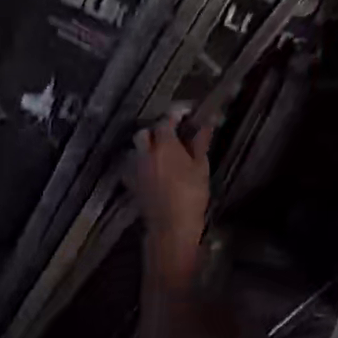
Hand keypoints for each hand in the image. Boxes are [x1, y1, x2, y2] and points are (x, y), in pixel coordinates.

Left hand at [132, 115, 213, 284]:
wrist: (171, 225)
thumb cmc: (192, 194)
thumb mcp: (200, 167)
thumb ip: (200, 143)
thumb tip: (207, 124)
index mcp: (164, 145)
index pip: (166, 120)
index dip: (177, 113)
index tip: (188, 112)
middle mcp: (145, 153)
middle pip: (146, 132)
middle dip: (158, 130)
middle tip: (174, 133)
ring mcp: (135, 168)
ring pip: (137, 148)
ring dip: (148, 145)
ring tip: (164, 151)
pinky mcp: (130, 182)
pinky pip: (133, 164)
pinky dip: (142, 161)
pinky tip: (153, 168)